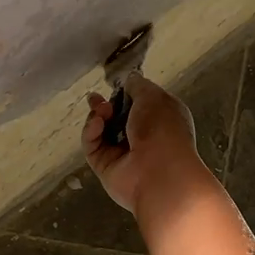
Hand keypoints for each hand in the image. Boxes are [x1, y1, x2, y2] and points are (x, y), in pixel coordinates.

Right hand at [83, 74, 206, 213]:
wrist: (159, 173)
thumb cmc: (162, 130)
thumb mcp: (153, 96)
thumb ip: (138, 85)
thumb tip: (129, 81)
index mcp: (160, 121)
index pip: (139, 105)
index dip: (126, 94)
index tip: (117, 85)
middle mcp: (142, 139)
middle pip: (116, 118)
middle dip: (106, 105)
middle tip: (96, 98)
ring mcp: (122, 156)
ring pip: (101, 131)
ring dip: (98, 115)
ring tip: (102, 110)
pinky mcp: (106, 168)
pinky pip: (92, 146)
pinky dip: (91, 132)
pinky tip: (97, 123)